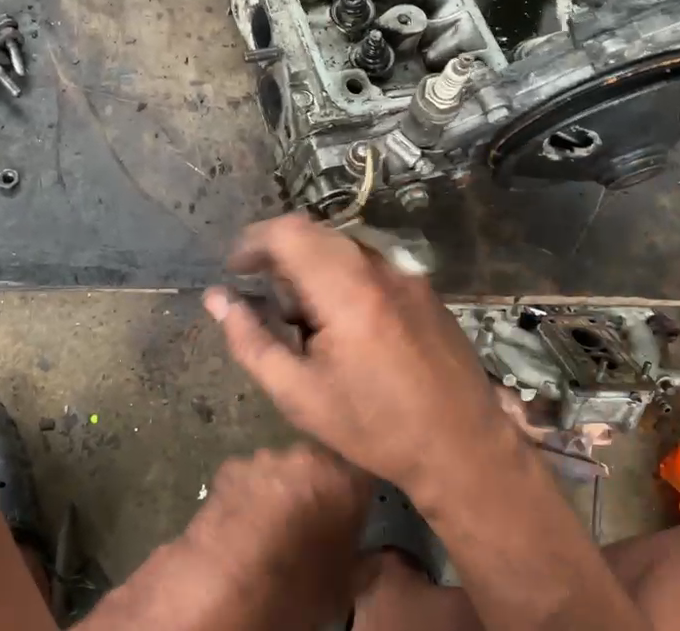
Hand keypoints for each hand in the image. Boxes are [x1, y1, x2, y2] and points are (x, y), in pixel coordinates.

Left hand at [179, 445, 371, 625]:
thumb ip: (367, 562)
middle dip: (319, 485)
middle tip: (313, 520)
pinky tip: (244, 520)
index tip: (353, 510)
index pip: (363, 471)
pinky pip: (249, 475)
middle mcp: (307, 457)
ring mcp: (265, 457)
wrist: (228, 588)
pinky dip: (249, 491)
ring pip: (283, 467)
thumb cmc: (298, 588)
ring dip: (283, 486)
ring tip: (274, 522)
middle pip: (321, 463)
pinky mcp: (230, 466)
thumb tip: (374, 557)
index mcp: (344, 481)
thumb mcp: (346, 587)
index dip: (358, 490)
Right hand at [205, 215, 517, 496]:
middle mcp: (379, 266)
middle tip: (268, 302)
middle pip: (313, 234)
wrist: (463, 445)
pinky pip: (369, 262)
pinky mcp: (423, 286)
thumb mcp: (299, 394)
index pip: (288, 232)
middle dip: (279, 256)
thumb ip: (250, 341)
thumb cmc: (374, 426)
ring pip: (341, 245)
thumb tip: (217, 299)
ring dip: (311, 265)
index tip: (235, 271)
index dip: (252, 242)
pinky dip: (342, 276)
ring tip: (306, 319)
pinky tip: (346, 324)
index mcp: (346, 289)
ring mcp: (406, 273)